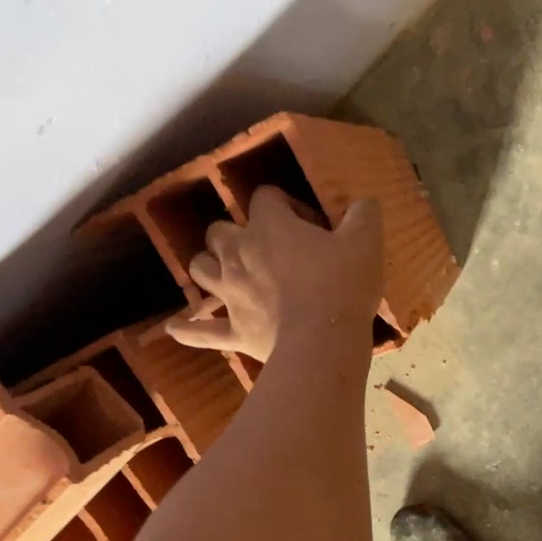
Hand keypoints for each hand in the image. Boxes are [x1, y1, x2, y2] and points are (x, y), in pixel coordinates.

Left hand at [165, 187, 384, 361]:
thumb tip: (361, 204)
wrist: (323, 343)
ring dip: (211, 268)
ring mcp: (231, 295)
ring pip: (201, 269)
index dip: (286, 206)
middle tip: (262, 250)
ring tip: (226, 275)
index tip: (308, 225)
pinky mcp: (234, 331)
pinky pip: (201, 331)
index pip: (266, 198)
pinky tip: (175, 328)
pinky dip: (188, 329)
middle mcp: (239, 254)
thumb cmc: (343, 287)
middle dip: (235, 235)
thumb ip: (363, 214)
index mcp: (270, 226)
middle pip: (220, 232)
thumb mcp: (366, 242)